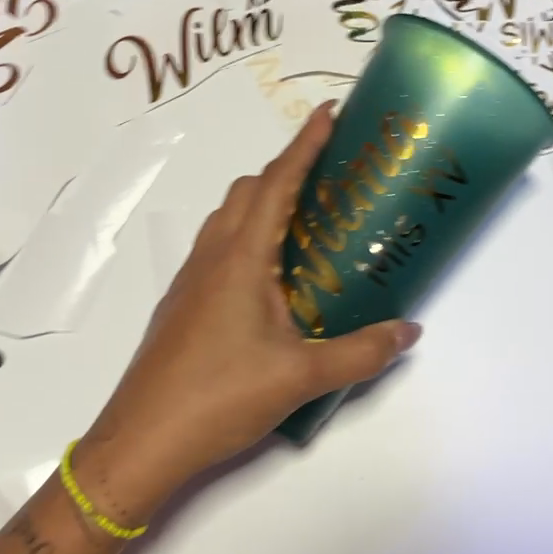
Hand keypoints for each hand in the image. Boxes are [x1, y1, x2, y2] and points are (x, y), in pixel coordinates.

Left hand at [74, 105, 421, 523]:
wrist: (142, 441)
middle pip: (249, 192)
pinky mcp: (183, 306)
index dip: (304, 144)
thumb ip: (360, 353)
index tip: (328, 112)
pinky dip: (249, 238)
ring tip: (306, 222)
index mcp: (241, 259)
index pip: (277, 183)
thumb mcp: (301, 377)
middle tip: (330, 177)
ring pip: (228, 219)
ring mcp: (191, 281)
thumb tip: (409, 331)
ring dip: (264, 203)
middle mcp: (212, 257)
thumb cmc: (219, 397)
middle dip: (287, 170)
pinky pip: (219, 249)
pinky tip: (272, 278)